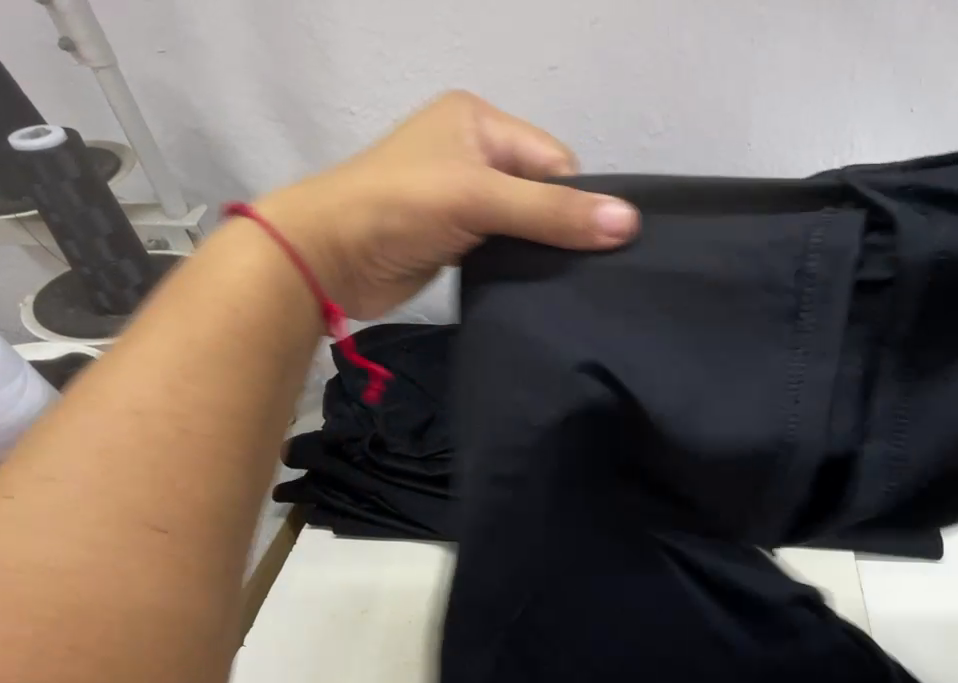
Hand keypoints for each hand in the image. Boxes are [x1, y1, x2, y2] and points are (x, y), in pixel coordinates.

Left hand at [250, 91, 638, 317]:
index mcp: (481, 121)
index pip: (555, 162)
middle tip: (573, 268)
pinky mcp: (458, 238)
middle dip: (559, 228)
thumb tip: (629, 223)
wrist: (328, 258)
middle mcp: (475, 152)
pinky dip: (520, 264)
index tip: (586, 244)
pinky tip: (530, 285)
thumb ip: (553, 213)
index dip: (573, 202)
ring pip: (527, 224)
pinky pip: (507, 247)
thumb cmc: (399, 209)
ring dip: (540, 250)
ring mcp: (464, 197)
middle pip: (545, 193)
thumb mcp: (481, 200)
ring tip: (553, 280)